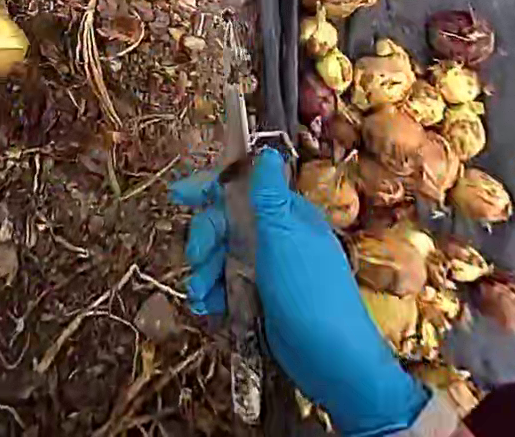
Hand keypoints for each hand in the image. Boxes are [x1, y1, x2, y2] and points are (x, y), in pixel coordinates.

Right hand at [173, 149, 427, 436]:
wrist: (335, 364)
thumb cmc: (310, 291)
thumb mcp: (285, 237)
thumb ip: (269, 196)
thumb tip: (266, 151)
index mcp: (283, 214)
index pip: (241, 188)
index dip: (209, 187)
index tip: (179, 194)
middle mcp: (272, 236)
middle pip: (224, 223)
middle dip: (204, 238)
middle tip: (197, 258)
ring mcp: (266, 269)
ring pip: (221, 256)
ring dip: (204, 270)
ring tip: (202, 293)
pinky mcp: (259, 299)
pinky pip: (225, 286)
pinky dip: (213, 293)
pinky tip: (208, 307)